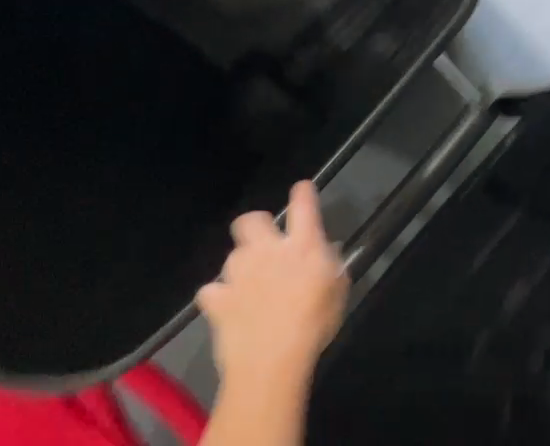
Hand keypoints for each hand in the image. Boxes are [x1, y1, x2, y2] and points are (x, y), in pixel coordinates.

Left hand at [197, 181, 348, 387]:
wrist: (271, 362)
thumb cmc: (315, 324)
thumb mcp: (337, 290)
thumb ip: (329, 265)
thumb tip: (323, 251)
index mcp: (303, 246)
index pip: (303, 206)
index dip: (302, 193)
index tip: (301, 188)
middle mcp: (268, 251)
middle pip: (252, 220)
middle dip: (256, 224)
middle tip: (265, 241)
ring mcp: (238, 274)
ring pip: (233, 255)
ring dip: (242, 264)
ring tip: (250, 282)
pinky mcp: (216, 299)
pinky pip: (212, 289)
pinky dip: (219, 295)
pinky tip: (228, 305)